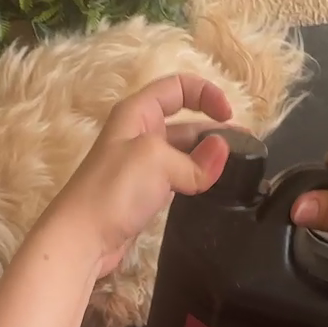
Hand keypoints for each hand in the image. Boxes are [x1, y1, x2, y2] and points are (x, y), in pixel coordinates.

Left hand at [37, 74, 234, 277]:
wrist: (81, 238)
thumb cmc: (114, 190)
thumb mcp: (157, 162)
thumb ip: (194, 160)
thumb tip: (223, 154)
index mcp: (137, 113)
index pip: (177, 87)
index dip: (206, 93)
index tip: (228, 115)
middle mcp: (138, 134)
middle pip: (183, 123)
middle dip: (213, 131)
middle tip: (246, 149)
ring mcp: (139, 167)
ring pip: (181, 154)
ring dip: (206, 158)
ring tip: (236, 170)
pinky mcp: (141, 196)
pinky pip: (175, 180)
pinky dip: (193, 181)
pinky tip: (209, 189)